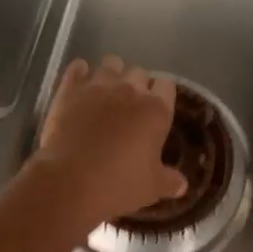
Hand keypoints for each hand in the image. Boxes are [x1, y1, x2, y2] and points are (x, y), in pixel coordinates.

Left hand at [34, 56, 187, 224]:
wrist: (70, 182)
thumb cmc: (118, 185)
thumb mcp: (151, 188)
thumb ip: (169, 181)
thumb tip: (182, 185)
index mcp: (156, 109)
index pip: (167, 85)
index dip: (162, 94)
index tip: (156, 108)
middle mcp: (130, 90)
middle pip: (140, 72)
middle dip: (137, 84)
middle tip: (130, 107)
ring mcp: (98, 86)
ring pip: (111, 63)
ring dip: (112, 73)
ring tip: (106, 92)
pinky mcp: (71, 89)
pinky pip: (77, 68)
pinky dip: (80, 71)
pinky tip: (80, 82)